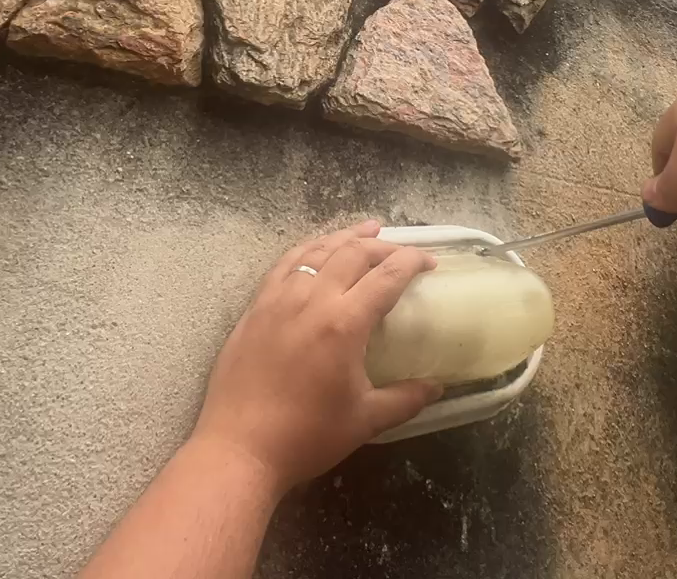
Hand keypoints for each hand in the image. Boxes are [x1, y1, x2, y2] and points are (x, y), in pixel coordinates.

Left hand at [189, 220, 441, 492]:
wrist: (239, 449)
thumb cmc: (306, 436)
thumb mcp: (365, 421)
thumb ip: (405, 399)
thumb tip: (437, 387)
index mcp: (344, 322)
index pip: (387, 276)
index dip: (412, 261)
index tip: (429, 260)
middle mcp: (313, 298)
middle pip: (354, 253)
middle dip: (384, 245)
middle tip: (402, 250)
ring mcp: (280, 297)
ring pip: (319, 249)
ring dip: (347, 236)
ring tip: (368, 228)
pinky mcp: (257, 304)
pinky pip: (287, 262)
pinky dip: (309, 247)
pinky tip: (318, 246)